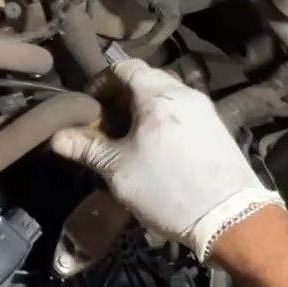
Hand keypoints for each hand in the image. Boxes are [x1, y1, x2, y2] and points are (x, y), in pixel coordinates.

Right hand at [50, 59, 284, 261]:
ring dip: (143, 108)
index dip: (101, 81)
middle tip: (105, 123)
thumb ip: (86, 148)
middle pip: (146, 78)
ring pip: (165, 95)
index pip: (124, 66)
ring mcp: (205, 110)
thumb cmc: (168, 190)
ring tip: (129, 138)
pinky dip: (163, 118)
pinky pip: (182, 110)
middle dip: (121, 96)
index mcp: (158, 95)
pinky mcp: (217, 128)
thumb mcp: (118, 170)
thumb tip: (55, 138)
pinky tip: (156, 148)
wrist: (232, 220)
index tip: (90, 106)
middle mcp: (184, 93)